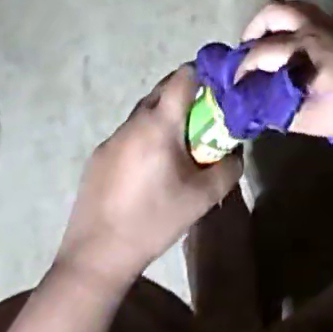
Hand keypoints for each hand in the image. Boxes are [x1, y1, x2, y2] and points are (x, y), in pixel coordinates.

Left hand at [54, 66, 241, 284]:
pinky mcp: (97, 157)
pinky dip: (144, 138)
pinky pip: (128, 134)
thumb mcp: (202, 198)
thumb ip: (228, 168)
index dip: (204, 73)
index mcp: (160, 124)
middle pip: (163, 89)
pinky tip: (148, 169)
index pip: (184, 76)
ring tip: (177, 145)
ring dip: (163, 117)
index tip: (219, 87)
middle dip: (186, 93)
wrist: (96, 257)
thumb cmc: (153, 221)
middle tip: (204, 116)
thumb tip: (237, 151)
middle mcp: (134, 122)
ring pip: (144, 112)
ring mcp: (111, 139)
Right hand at [236, 0, 332, 141]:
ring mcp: (330, 23)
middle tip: (246, 53)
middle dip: (254, 29)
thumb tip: (257, 109)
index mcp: (303, 44)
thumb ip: (280, 112)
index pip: (261, 52)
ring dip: (273, 22)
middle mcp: (313, 26)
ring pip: (293, 7)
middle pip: (274, 11)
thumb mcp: (314, 119)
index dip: (242, 69)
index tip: (232, 86)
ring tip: (265, 47)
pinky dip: (289, 24)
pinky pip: (306, 15)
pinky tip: (292, 50)